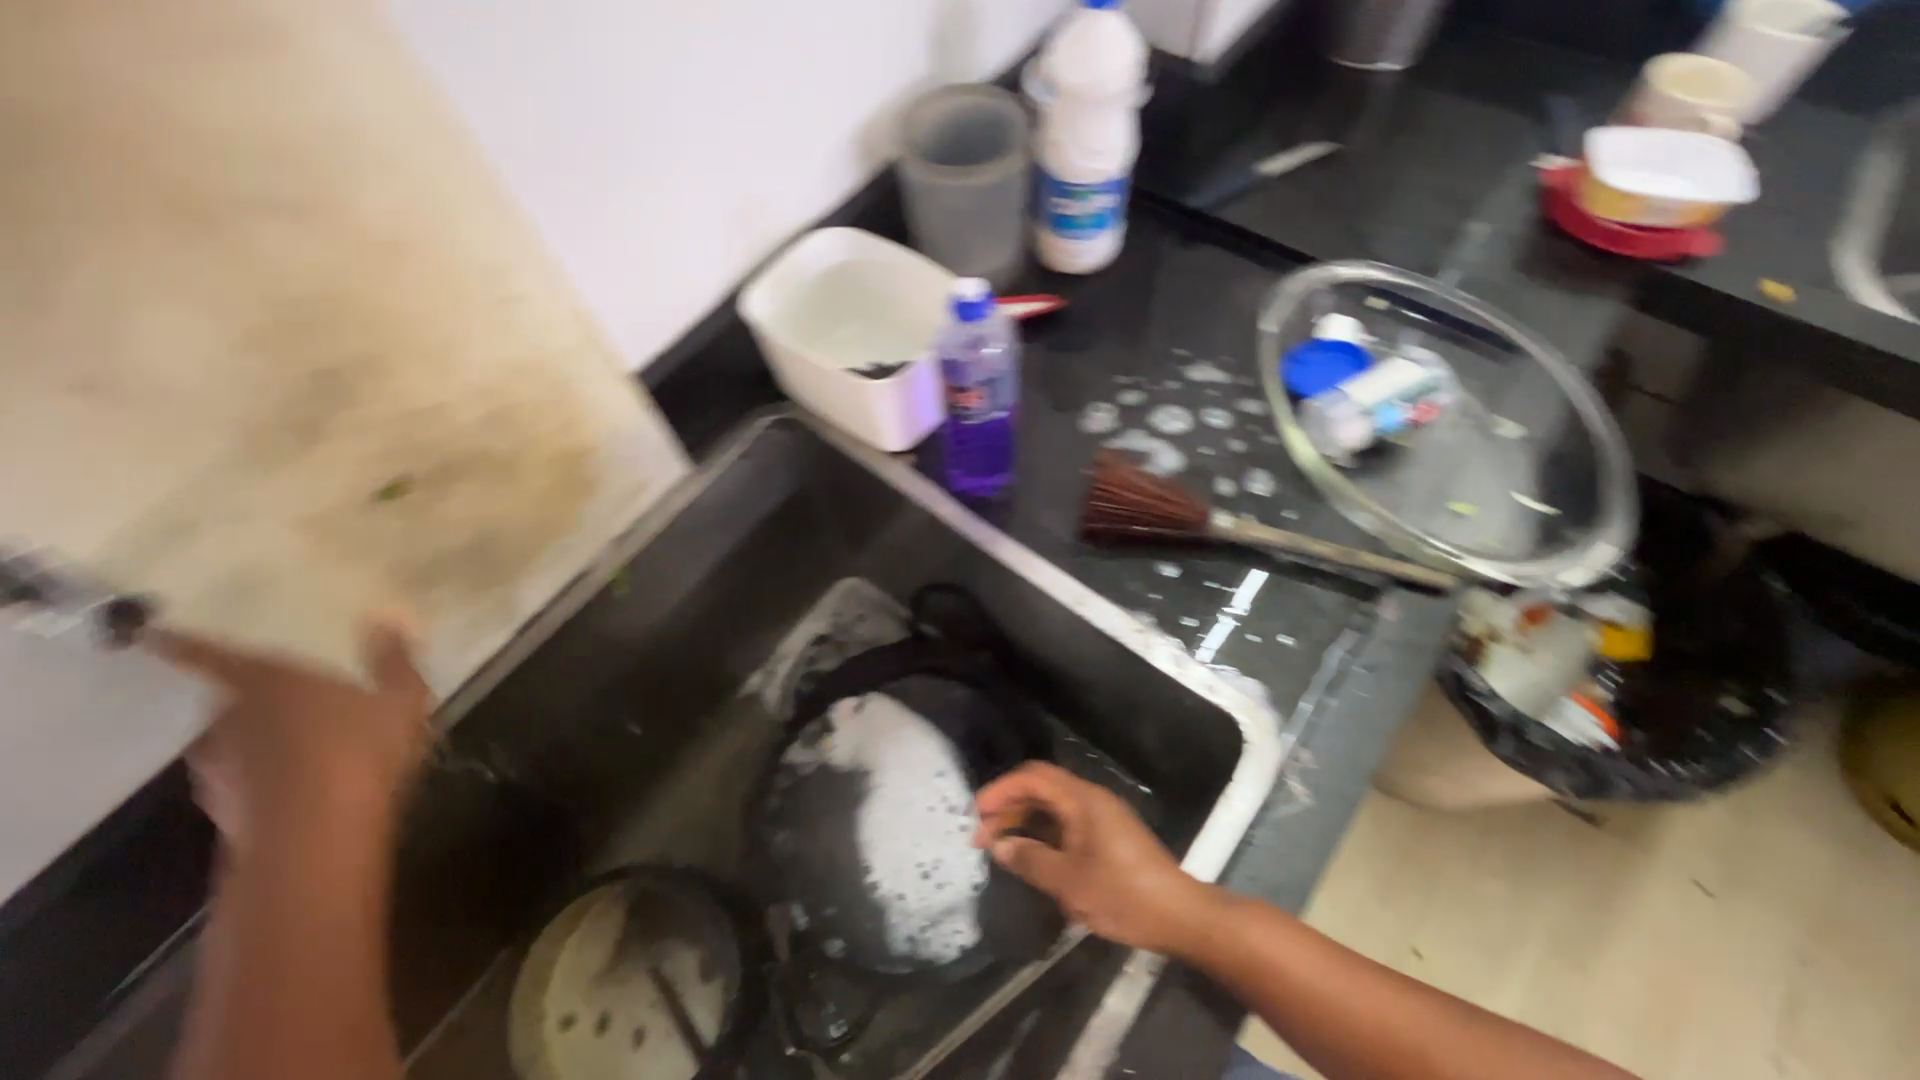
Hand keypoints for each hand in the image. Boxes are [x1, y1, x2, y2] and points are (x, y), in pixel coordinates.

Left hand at [149, 612, 433, 853]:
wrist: (315, 839)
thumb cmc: (358, 751)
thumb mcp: (400, 698)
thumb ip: (392, 659)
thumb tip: (388, 618)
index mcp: (263, 679)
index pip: (206, 652)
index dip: (182, 642)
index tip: (154, 631)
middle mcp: (228, 716)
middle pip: (228, 696)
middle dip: (254, 693)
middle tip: (287, 691)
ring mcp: (221, 765)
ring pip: (235, 739)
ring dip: (261, 737)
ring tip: (303, 741)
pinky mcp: (226, 807)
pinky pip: (245, 777)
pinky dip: (266, 774)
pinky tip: (303, 781)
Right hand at [973, 762, 1215, 955]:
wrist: (1179, 915)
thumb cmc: (1122, 895)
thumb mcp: (1068, 882)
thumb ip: (1029, 859)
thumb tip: (1000, 846)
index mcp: (1082, 800)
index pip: (1033, 776)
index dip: (1001, 790)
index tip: (976, 814)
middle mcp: (1091, 800)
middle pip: (1041, 789)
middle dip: (1008, 809)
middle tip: (982, 838)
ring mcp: (1102, 818)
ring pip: (1053, 808)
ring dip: (1025, 823)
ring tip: (1000, 849)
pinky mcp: (1108, 837)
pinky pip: (1066, 824)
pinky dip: (1043, 834)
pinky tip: (1031, 858)